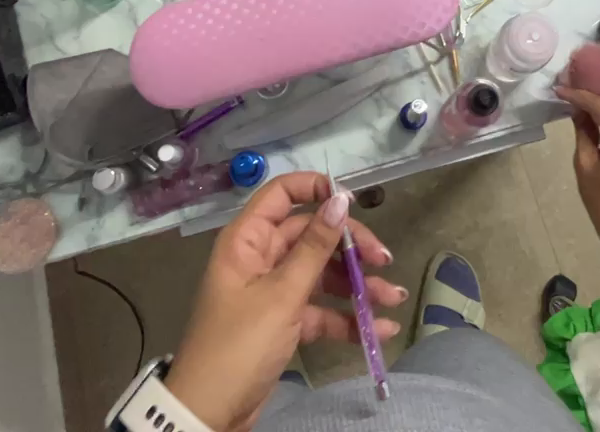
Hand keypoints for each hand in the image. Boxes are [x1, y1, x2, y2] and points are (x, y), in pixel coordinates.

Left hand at [165, 173, 404, 431]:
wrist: (207, 417)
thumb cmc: (238, 346)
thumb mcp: (281, 294)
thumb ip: (315, 246)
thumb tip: (341, 198)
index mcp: (249, 239)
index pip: (282, 193)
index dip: (316, 189)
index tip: (351, 202)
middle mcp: (261, 256)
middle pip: (312, 234)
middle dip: (351, 247)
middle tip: (383, 260)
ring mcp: (274, 290)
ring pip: (322, 273)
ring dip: (357, 285)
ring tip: (392, 298)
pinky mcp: (284, 321)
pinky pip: (321, 309)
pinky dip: (347, 318)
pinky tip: (378, 330)